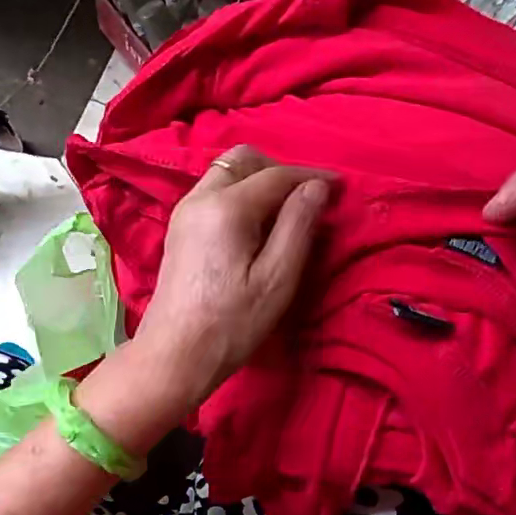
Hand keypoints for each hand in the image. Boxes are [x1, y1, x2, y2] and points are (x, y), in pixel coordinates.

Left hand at [133, 145, 332, 402]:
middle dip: (280, 170)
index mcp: (226, 207)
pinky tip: (255, 227)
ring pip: (226, 174)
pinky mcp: (179, 229)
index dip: (312, 176)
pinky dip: (239, 195)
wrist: (175, 354)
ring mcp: (184, 212)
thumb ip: (298, 225)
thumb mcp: (277, 278)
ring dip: (258, 181)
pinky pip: (213, 193)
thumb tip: (316, 187)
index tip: (340, 187)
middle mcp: (199, 198)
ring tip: (284, 214)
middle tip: (306, 200)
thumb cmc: (231, 323)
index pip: (276, 175)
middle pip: (244, 160)